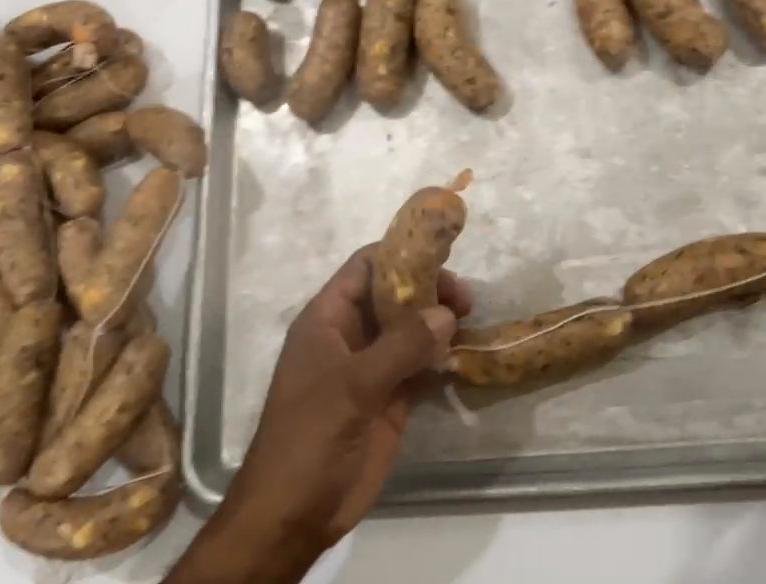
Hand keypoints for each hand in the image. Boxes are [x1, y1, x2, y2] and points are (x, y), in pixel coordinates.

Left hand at [167, 244, 469, 583]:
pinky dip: (440, 355)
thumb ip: (399, 346)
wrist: (292, 513)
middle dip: (427, 289)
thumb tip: (445, 313)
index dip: (400, 255)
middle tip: (466, 298)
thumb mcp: (352, 386)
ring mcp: (370, 368)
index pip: (365, 268)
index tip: (442, 253)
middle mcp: (349, 336)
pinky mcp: (388, 400)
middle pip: (392, 295)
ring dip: (438, 321)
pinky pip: (417, 365)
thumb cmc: (309, 437)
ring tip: (473, 318)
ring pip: (408, 329)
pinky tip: (465, 351)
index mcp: (326, 319)